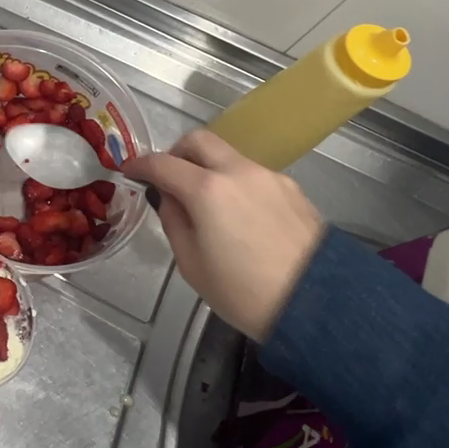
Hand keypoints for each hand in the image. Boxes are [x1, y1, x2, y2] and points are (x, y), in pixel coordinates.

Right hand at [121, 130, 324, 340]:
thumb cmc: (244, 292)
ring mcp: (269, 177)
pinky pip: (252, 176)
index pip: (162, 164)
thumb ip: (174, 221)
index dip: (140, 165)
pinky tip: (239, 216)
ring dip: (209, 168)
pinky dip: (235, 184)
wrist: (319, 306)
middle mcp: (238, 172)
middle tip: (168, 177)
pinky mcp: (292, 190)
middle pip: (199, 141)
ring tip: (206, 203)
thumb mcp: (191, 263)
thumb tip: (169, 198)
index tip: (129, 171)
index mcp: (207, 190)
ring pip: (229, 157)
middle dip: (176, 152)